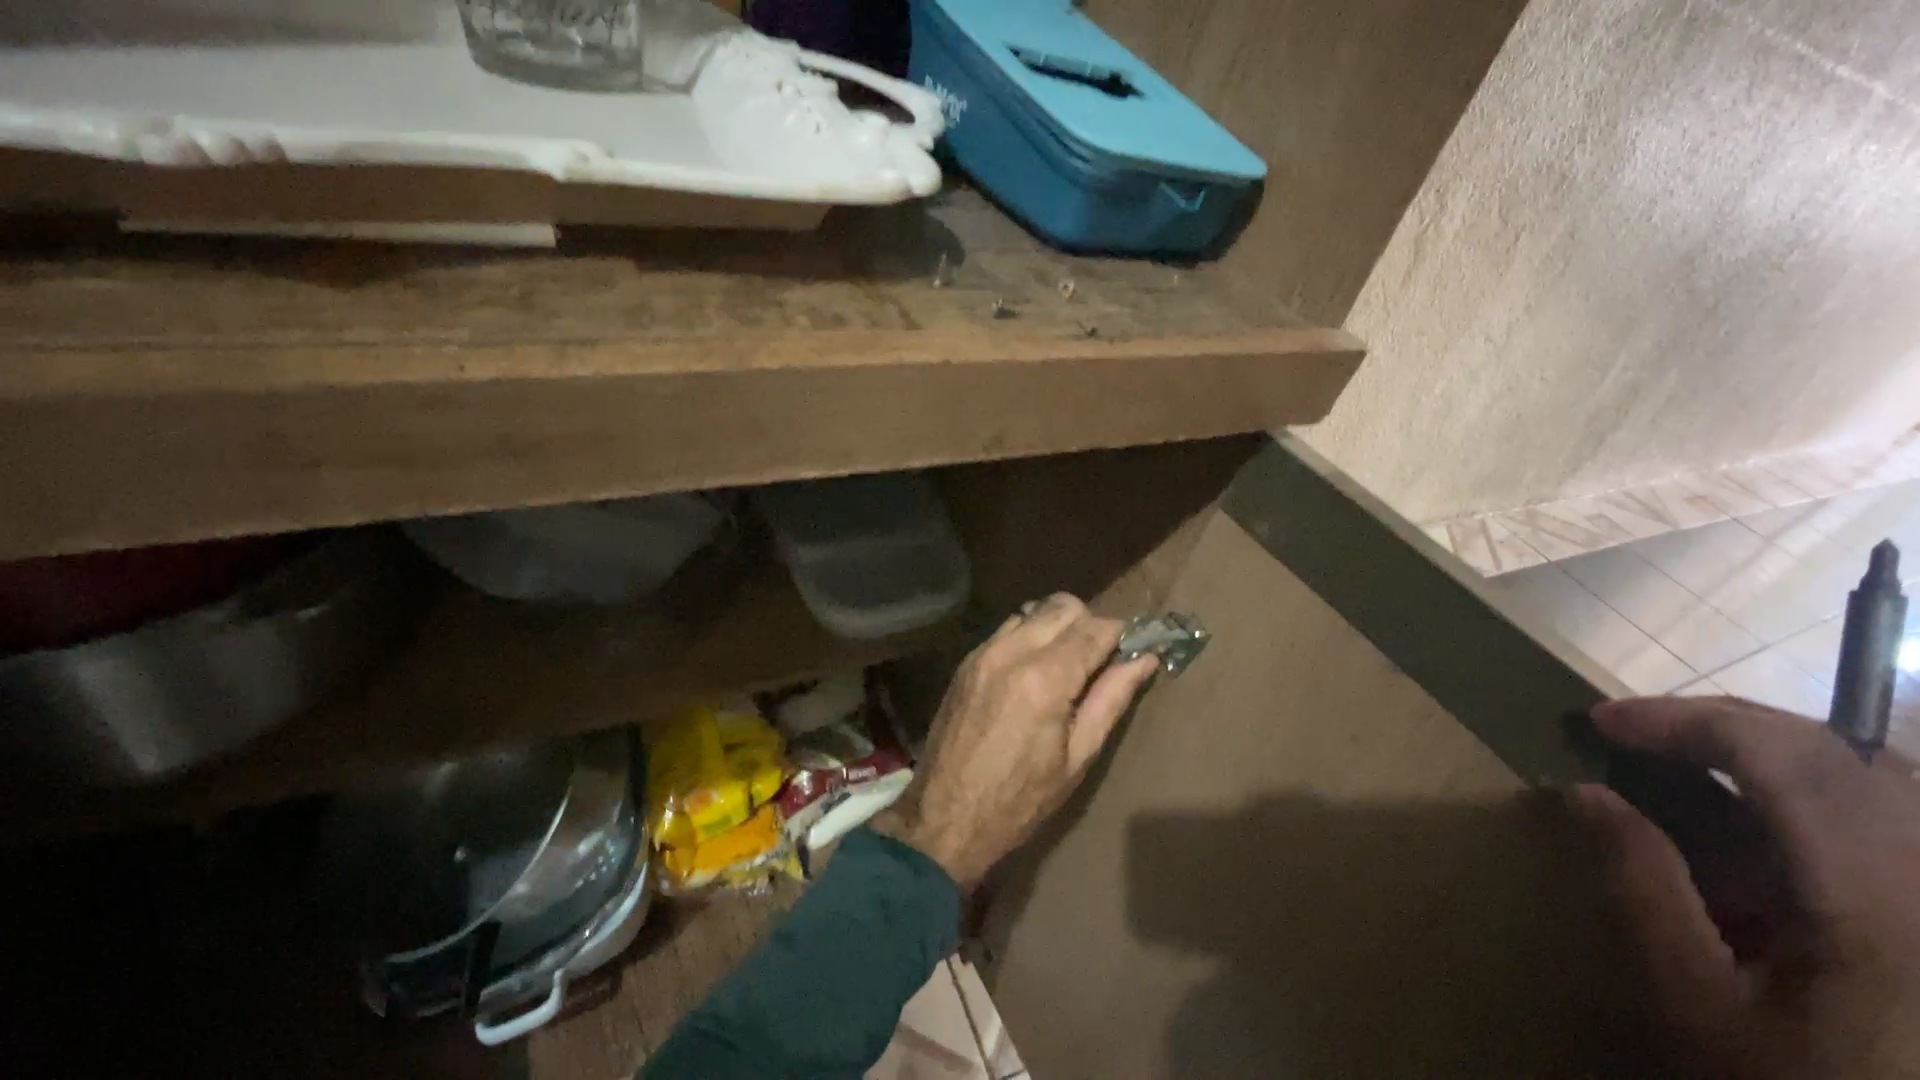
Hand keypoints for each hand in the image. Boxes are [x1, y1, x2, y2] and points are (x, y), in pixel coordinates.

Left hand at [873, 593, 1158, 889]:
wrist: (944, 818)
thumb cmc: (1019, 799)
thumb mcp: (1077, 757)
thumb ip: (1111, 699)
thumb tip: (1144, 659)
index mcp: (1044, 678)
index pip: (1095, 628)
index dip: (1123, 634)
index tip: (1136, 649)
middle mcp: (1011, 652)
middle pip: (1063, 606)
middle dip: (1090, 624)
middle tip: (1102, 660)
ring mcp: (982, 653)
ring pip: (1033, 611)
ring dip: (1057, 627)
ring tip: (1068, 666)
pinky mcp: (965, 662)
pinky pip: (1007, 629)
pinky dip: (1029, 637)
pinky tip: (1035, 672)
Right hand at [1575, 695, 1919, 1078]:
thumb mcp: (1695, 1001)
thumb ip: (1643, 888)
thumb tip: (1587, 793)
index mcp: (1880, 900)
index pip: (1786, 758)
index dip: (1686, 721)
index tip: (1601, 722)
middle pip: (1839, 750)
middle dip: (1725, 725)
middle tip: (1638, 734)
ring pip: (1876, 772)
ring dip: (1771, 752)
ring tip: (1690, 761)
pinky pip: (1891, 813)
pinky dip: (1813, 791)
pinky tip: (1761, 818)